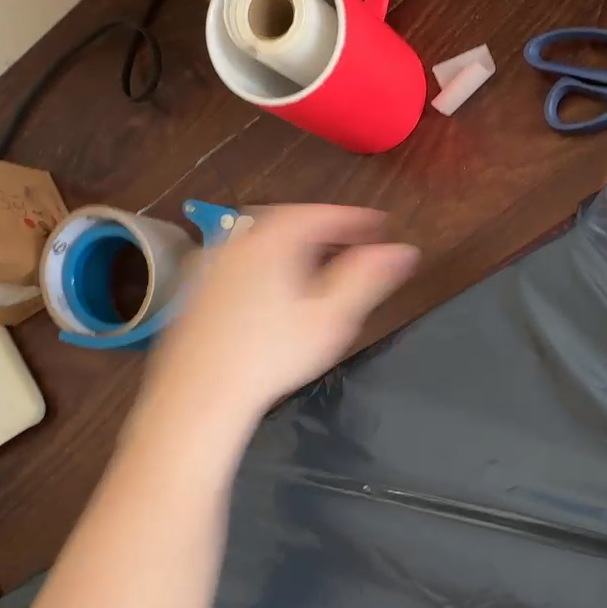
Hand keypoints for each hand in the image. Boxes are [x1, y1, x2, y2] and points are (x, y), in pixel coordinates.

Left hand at [142, 205, 418, 430]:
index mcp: (272, 242)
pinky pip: (246, 265)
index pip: (320, 215)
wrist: (202, 392)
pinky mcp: (201, 293)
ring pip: (264, 244)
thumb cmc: (274, 352)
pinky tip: (285, 293)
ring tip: (325, 267)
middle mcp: (238, 244)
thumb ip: (370, 278)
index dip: (355, 219)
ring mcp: (214, 267)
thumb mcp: (333, 315)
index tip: (382, 226)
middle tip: (357, 244)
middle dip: (326, 230)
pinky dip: (274, 266)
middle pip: (288, 224)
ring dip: (299, 248)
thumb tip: (405, 250)